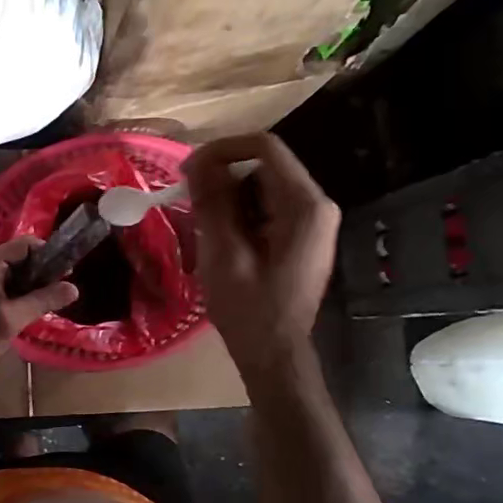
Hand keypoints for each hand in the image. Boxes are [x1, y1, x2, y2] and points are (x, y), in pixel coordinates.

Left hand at [0, 237, 78, 378]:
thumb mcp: (12, 319)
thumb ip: (42, 301)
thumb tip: (74, 288)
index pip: (24, 244)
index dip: (46, 252)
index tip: (65, 270)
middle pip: (24, 258)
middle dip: (45, 270)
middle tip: (64, 287)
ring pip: (21, 274)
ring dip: (39, 284)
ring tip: (57, 298)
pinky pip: (15, 289)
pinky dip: (29, 294)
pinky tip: (42, 307)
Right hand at [185, 133, 340, 368]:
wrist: (274, 354)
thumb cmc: (249, 309)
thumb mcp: (222, 254)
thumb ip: (212, 202)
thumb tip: (198, 163)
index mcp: (304, 205)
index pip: (265, 147)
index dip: (221, 149)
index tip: (187, 171)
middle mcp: (316, 205)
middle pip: (264, 166)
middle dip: (222, 176)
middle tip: (187, 201)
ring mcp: (312, 222)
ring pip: (262, 187)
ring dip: (227, 197)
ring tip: (200, 226)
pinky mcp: (302, 236)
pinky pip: (266, 207)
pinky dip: (239, 214)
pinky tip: (219, 239)